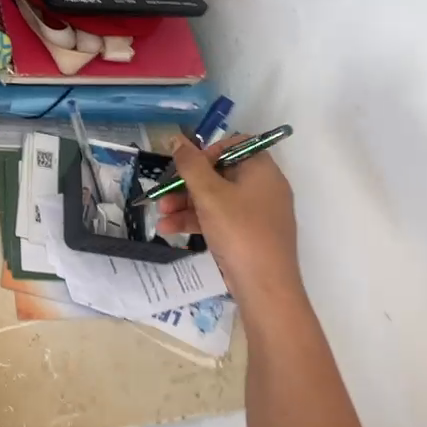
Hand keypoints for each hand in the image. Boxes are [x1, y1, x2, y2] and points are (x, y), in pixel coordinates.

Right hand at [156, 134, 300, 301]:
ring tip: (161, 215)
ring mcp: (257, 213)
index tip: (186, 167)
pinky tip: (170, 230)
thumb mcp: (209, 194)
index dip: (207, 151)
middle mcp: (263, 187)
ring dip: (186, 204)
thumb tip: (177, 139)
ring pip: (216, 198)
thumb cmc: (239, 231)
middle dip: (186, 184)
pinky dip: (197, 221)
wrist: (265, 287)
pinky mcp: (250, 235)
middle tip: (163, 194)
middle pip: (220, 173)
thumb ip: (190, 164)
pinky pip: (220, 219)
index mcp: (262, 169)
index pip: (234, 145)